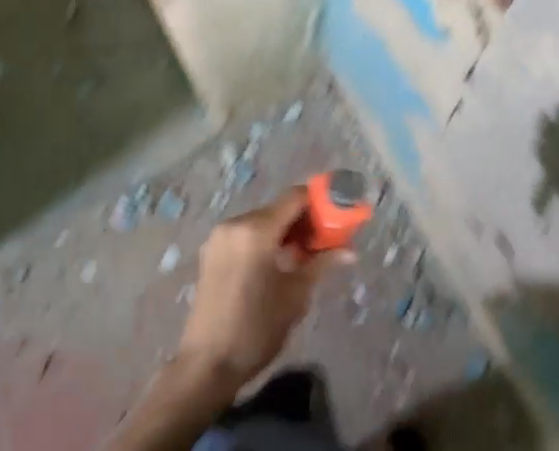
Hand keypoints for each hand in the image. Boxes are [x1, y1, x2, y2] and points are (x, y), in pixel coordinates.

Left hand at [178, 187, 356, 385]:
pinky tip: (278, 264)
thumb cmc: (257, 328)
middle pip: (277, 209)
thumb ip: (321, 264)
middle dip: (303, 222)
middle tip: (325, 243)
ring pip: (261, 222)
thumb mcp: (295, 296)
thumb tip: (349, 252)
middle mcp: (234, 224)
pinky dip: (264, 241)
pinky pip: (245, 236)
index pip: (294, 197)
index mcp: (255, 229)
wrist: (208, 362)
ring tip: (304, 257)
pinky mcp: (211, 252)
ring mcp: (219, 237)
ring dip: (284, 232)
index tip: (337, 217)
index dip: (319, 202)